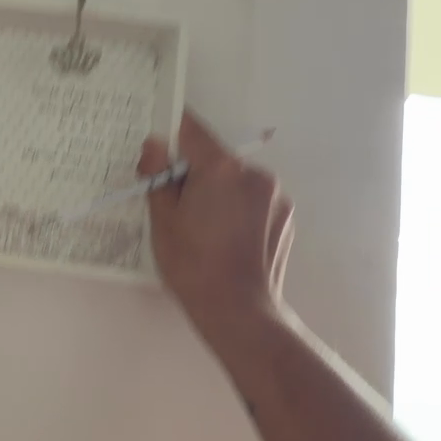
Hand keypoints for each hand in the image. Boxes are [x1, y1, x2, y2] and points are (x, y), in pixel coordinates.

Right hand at [139, 112, 292, 331]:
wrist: (239, 310)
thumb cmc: (192, 264)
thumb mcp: (162, 219)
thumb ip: (157, 175)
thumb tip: (154, 144)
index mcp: (220, 168)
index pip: (191, 129)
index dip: (171, 130)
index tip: (158, 141)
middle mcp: (254, 173)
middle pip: (215, 158)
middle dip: (194, 172)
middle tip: (176, 205)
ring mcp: (275, 194)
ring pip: (235, 180)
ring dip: (218, 191)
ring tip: (205, 228)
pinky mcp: (286, 215)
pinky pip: (254, 199)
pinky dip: (238, 208)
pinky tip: (226, 238)